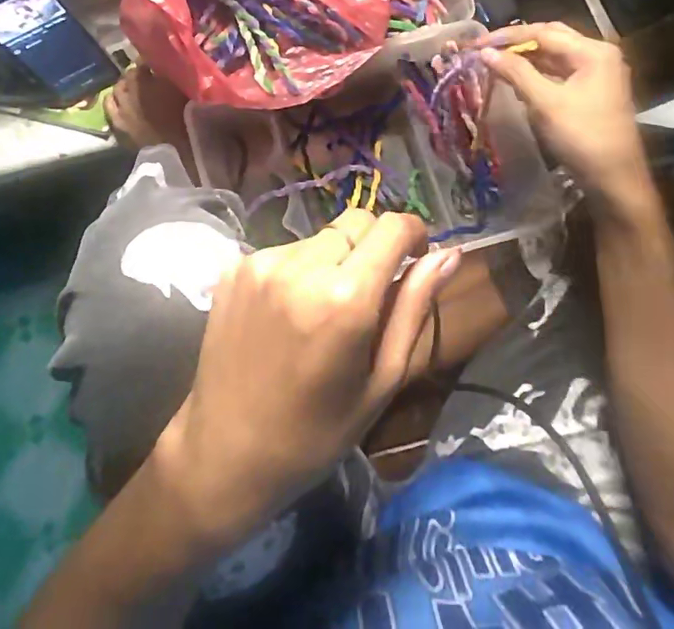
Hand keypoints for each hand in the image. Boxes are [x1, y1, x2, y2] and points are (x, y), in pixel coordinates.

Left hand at [153, 210, 458, 550]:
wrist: (225, 450)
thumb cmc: (317, 431)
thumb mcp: (381, 379)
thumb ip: (414, 308)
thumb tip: (447, 255)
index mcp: (345, 297)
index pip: (391, 226)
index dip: (412, 236)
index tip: (413, 260)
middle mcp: (301, 266)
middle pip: (355, 222)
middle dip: (373, 247)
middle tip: (368, 295)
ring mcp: (261, 263)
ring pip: (320, 235)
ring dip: (334, 258)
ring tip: (323, 309)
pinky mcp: (234, 268)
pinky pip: (285, 250)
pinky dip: (299, 269)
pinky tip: (289, 312)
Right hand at [480, 23, 655, 214]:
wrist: (615, 179)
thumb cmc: (582, 137)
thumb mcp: (545, 103)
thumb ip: (516, 72)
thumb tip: (486, 53)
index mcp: (593, 52)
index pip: (544, 33)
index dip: (508, 37)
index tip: (478, 44)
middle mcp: (599, 55)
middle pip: (551, 38)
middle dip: (518, 42)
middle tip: (487, 49)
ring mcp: (598, 73)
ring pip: (555, 55)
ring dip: (526, 57)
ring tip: (496, 62)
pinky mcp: (593, 90)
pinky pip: (560, 72)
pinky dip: (538, 72)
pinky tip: (517, 79)